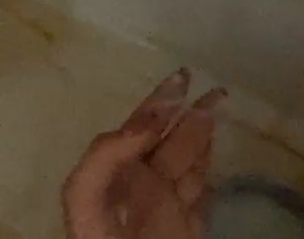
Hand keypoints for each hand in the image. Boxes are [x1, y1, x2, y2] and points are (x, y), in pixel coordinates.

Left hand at [62, 70, 226, 238]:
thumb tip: (146, 125)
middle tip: (214, 86)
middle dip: (187, 111)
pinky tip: (215, 147)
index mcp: (115, 169)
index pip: (138, 126)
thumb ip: (106, 154)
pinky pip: (201, 191)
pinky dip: (209, 167)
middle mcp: (142, 182)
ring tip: (219, 103)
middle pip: (168, 139)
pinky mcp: (189, 229)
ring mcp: (167, 206)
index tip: (181, 79)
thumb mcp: (84, 195)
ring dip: (203, 132)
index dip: (157, 102)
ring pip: (188, 160)